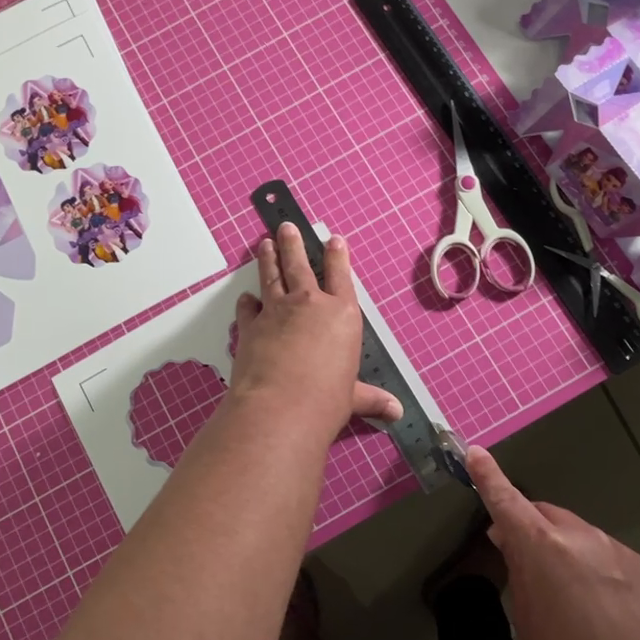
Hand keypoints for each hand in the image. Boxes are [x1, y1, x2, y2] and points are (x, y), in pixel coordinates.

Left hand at [227, 224, 401, 437]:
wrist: (279, 406)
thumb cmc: (325, 400)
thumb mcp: (352, 397)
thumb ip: (370, 398)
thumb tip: (394, 411)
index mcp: (341, 315)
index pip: (340, 276)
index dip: (337, 256)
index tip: (334, 240)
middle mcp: (308, 304)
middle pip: (299, 265)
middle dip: (293, 244)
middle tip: (286, 227)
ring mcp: (275, 311)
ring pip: (271, 276)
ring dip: (268, 258)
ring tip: (265, 243)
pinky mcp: (249, 326)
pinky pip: (247, 308)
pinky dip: (246, 302)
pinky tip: (245, 298)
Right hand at [467, 445, 639, 639]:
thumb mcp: (530, 626)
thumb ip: (520, 576)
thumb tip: (515, 546)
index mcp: (543, 548)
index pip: (506, 500)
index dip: (488, 476)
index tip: (474, 453)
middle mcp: (581, 536)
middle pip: (545, 516)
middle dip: (529, 529)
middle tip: (520, 562)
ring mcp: (618, 550)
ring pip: (577, 536)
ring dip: (563, 551)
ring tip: (568, 600)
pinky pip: (606, 556)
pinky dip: (593, 569)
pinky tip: (603, 611)